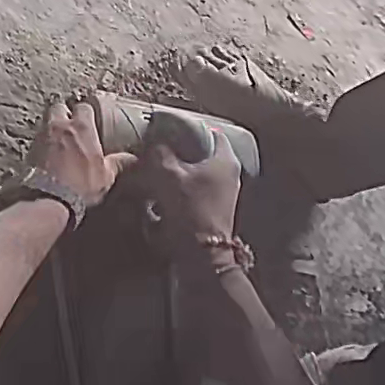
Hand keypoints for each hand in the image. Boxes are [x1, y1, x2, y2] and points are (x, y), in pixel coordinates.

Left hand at [29, 100, 137, 206]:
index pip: (84, 107)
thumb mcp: (106, 176)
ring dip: (52, 128)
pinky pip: (36, 140)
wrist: (49, 199)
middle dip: (64, 113)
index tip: (91, 119)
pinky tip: (48, 156)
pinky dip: (42, 144)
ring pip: (45, 122)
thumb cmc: (79, 185)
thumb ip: (118, 163)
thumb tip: (130, 159)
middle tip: (71, 125)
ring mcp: (41, 137)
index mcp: (81, 128)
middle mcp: (59, 126)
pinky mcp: (28, 151)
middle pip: (59, 107)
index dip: (87, 112)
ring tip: (59, 142)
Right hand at [143, 128, 242, 261]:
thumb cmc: (189, 210)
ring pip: (198, 171)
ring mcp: (224, 193)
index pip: (210, 132)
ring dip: (179, 170)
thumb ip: (160, 153)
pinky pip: (196, 188)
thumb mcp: (168, 176)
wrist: (202, 255)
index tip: (168, 130)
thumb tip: (155, 142)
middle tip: (159, 149)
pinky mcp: (214, 208)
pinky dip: (182, 186)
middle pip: (203, 152)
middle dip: (181, 150)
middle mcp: (229, 174)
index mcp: (224, 160)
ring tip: (157, 169)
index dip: (188, 128)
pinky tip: (163, 190)